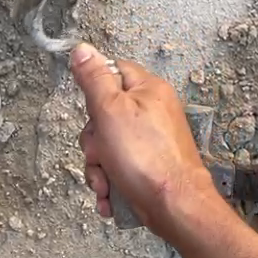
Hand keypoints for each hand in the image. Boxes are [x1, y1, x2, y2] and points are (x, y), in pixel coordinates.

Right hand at [69, 43, 226, 240]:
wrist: (175, 208)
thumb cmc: (148, 160)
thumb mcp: (110, 111)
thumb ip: (94, 79)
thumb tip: (82, 49)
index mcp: (148, 90)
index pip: (112, 72)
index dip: (95, 91)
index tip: (93, 112)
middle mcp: (152, 113)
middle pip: (103, 115)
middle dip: (94, 142)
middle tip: (102, 152)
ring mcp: (150, 141)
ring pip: (106, 146)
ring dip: (99, 168)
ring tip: (107, 182)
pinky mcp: (147, 166)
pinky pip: (117, 167)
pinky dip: (110, 183)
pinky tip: (111, 196)